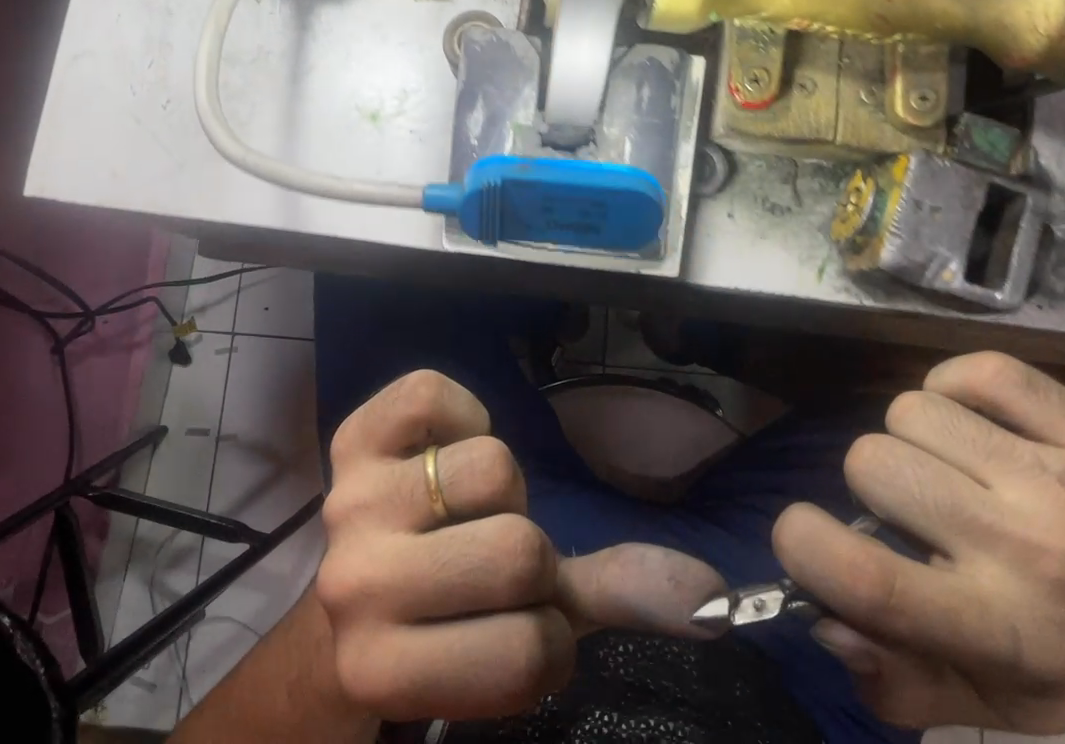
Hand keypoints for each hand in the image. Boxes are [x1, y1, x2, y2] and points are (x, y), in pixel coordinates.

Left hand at [316, 370, 726, 722]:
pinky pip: (433, 394)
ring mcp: (348, 507)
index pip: (530, 654)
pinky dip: (462, 412)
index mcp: (387, 670)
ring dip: (502, 490)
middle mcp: (353, 588)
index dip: (548, 638)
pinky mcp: (349, 438)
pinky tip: (443, 455)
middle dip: (530, 560)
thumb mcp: (528, 625)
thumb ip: (616, 603)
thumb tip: (717, 595)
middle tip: (494, 566)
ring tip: (469, 513)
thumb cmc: (453, 617)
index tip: (516, 626)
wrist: (360, 588)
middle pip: (518, 552)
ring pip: (492, 468)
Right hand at [773, 353, 1064, 734]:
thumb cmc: (1059, 668)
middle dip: (871, 485)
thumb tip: (820, 615)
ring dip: (911, 440)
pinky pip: (977, 370)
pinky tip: (975, 430)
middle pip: (873, 463)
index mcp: (998, 630)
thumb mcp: (974, 702)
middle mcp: (1032, 551)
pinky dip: (954, 390)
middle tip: (911, 512)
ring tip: (951, 473)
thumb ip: (886, 677)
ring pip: (912, 411)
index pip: (868, 579)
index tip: (801, 535)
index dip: (803, 543)